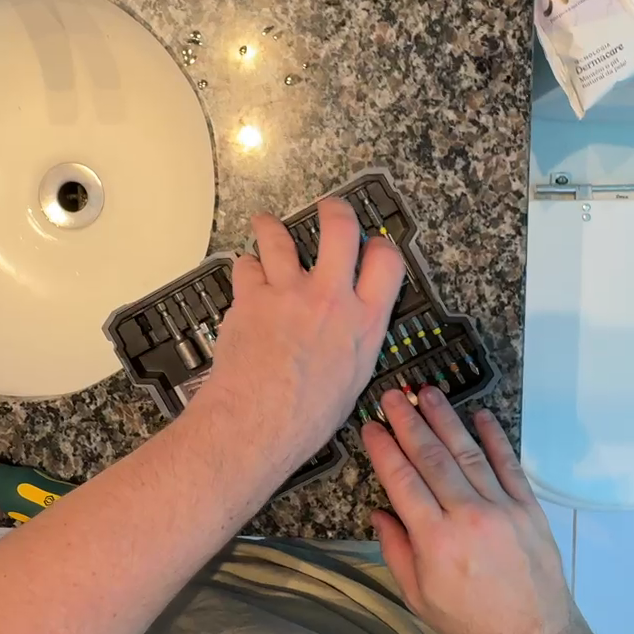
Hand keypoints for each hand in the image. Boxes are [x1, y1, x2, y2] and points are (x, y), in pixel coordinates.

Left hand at [190, 197, 404, 468]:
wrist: (257, 424)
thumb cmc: (304, 418)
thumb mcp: (352, 382)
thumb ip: (354, 343)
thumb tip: (349, 333)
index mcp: (364, 323)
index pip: (388, 262)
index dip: (382, 246)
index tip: (374, 244)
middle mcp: (330, 299)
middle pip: (340, 229)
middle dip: (335, 210)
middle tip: (329, 208)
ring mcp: (289, 293)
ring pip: (280, 237)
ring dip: (272, 228)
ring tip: (267, 224)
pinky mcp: (252, 297)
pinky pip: (246, 266)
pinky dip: (246, 267)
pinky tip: (246, 271)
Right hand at [362, 392, 581, 633]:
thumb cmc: (471, 623)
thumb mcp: (419, 597)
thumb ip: (395, 551)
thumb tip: (379, 512)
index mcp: (435, 540)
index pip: (402, 481)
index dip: (384, 449)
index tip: (371, 426)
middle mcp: (468, 516)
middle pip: (432, 457)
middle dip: (408, 422)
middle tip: (392, 395)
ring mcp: (502, 508)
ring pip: (467, 452)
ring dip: (445, 419)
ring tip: (427, 392)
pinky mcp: (528, 507)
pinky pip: (508, 464)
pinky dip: (494, 437)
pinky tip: (479, 415)